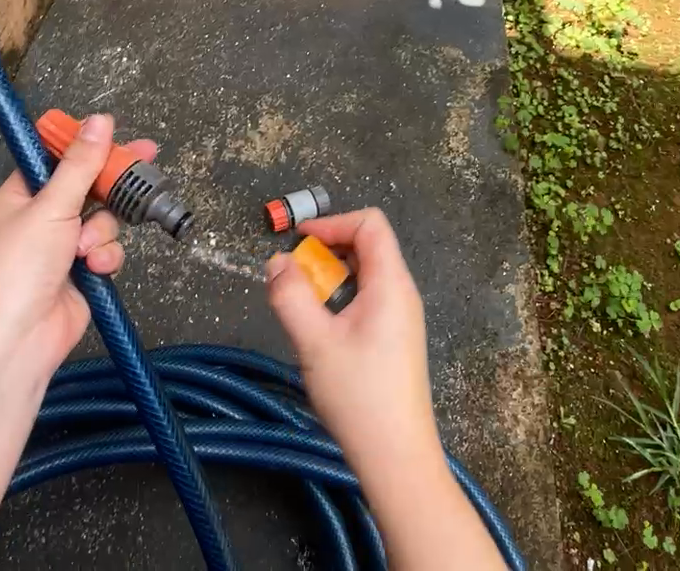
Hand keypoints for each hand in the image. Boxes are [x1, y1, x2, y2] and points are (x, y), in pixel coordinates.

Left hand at [0, 114, 144, 376]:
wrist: (16, 343)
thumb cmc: (16, 270)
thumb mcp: (50, 208)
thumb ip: (81, 164)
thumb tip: (100, 120)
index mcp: (21, 196)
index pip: (58, 158)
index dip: (87, 145)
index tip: (117, 132)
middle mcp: (41, 218)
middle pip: (88, 186)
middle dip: (112, 182)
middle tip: (148, 158)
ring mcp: (62, 247)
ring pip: (103, 219)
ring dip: (102, 232)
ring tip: (86, 249)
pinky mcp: (82, 272)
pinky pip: (107, 249)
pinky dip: (105, 257)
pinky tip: (95, 268)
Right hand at [264, 208, 439, 469]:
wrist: (396, 457)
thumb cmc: (359, 396)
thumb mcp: (314, 342)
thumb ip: (290, 296)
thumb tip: (276, 262)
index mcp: (391, 282)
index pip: (370, 223)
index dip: (332, 222)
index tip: (298, 240)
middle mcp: (402, 292)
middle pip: (368, 245)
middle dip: (328, 250)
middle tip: (296, 275)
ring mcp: (402, 316)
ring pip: (366, 274)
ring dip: (331, 277)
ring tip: (304, 304)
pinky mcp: (396, 338)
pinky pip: (369, 298)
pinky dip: (341, 298)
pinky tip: (322, 329)